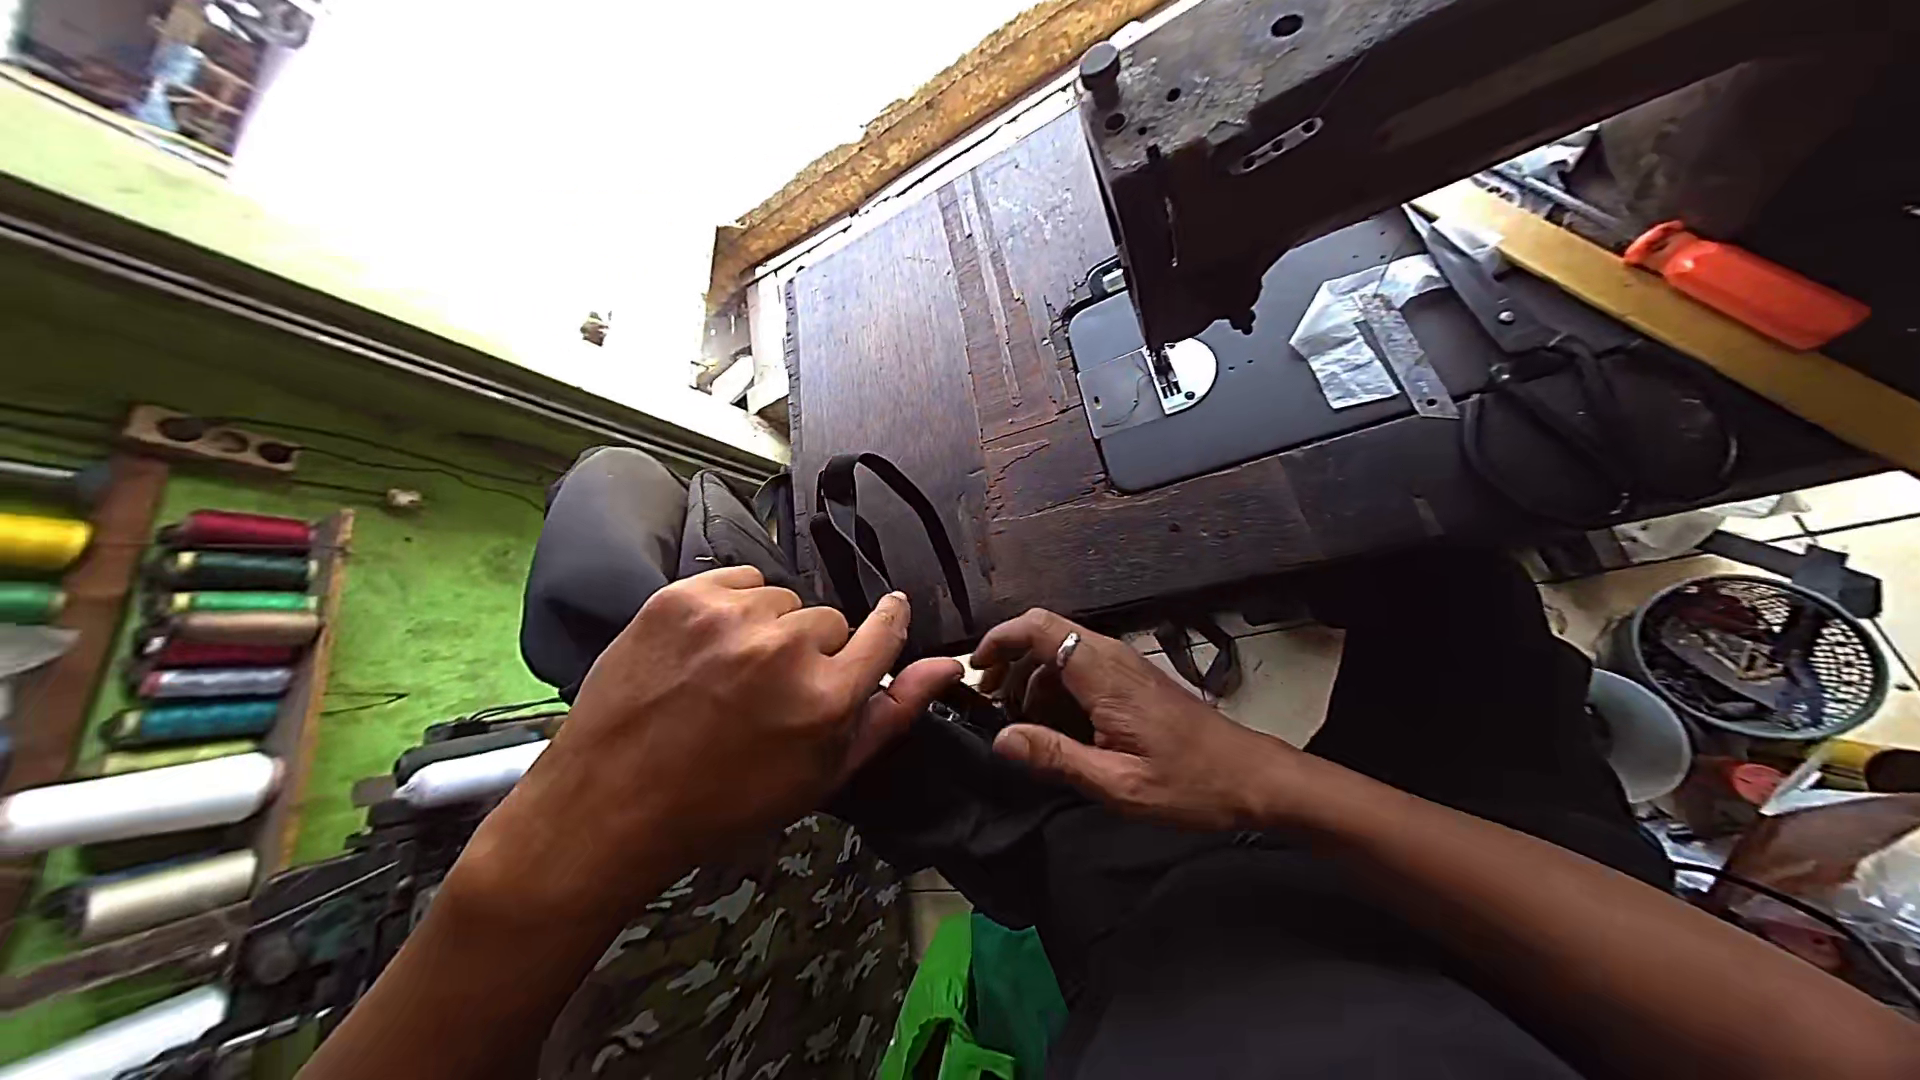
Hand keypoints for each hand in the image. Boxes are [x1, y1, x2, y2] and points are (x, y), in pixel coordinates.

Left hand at [471, 566, 962, 919]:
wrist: (610, 805)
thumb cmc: (728, 802)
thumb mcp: (823, 775)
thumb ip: (893, 714)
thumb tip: (950, 664)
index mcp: (826, 699)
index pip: (884, 631)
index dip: (888, 622)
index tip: (889, 614)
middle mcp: (784, 648)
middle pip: (829, 621)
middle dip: (814, 652)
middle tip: (774, 692)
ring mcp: (728, 617)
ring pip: (784, 602)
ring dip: (771, 630)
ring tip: (734, 673)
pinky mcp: (681, 597)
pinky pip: (740, 582)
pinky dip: (735, 609)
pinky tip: (710, 647)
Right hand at [974, 608, 1304, 830]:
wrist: (1251, 776)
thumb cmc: (1189, 782)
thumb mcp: (1117, 782)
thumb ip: (1055, 756)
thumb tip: (1001, 739)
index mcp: (1104, 675)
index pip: (1040, 628)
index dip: (1000, 639)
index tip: (977, 671)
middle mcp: (1110, 657)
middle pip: (1044, 631)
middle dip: (1009, 660)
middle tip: (992, 703)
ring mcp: (1122, 664)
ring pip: (1059, 648)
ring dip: (1030, 677)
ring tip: (1019, 722)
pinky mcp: (1129, 678)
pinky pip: (1078, 665)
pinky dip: (1054, 686)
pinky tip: (1053, 725)